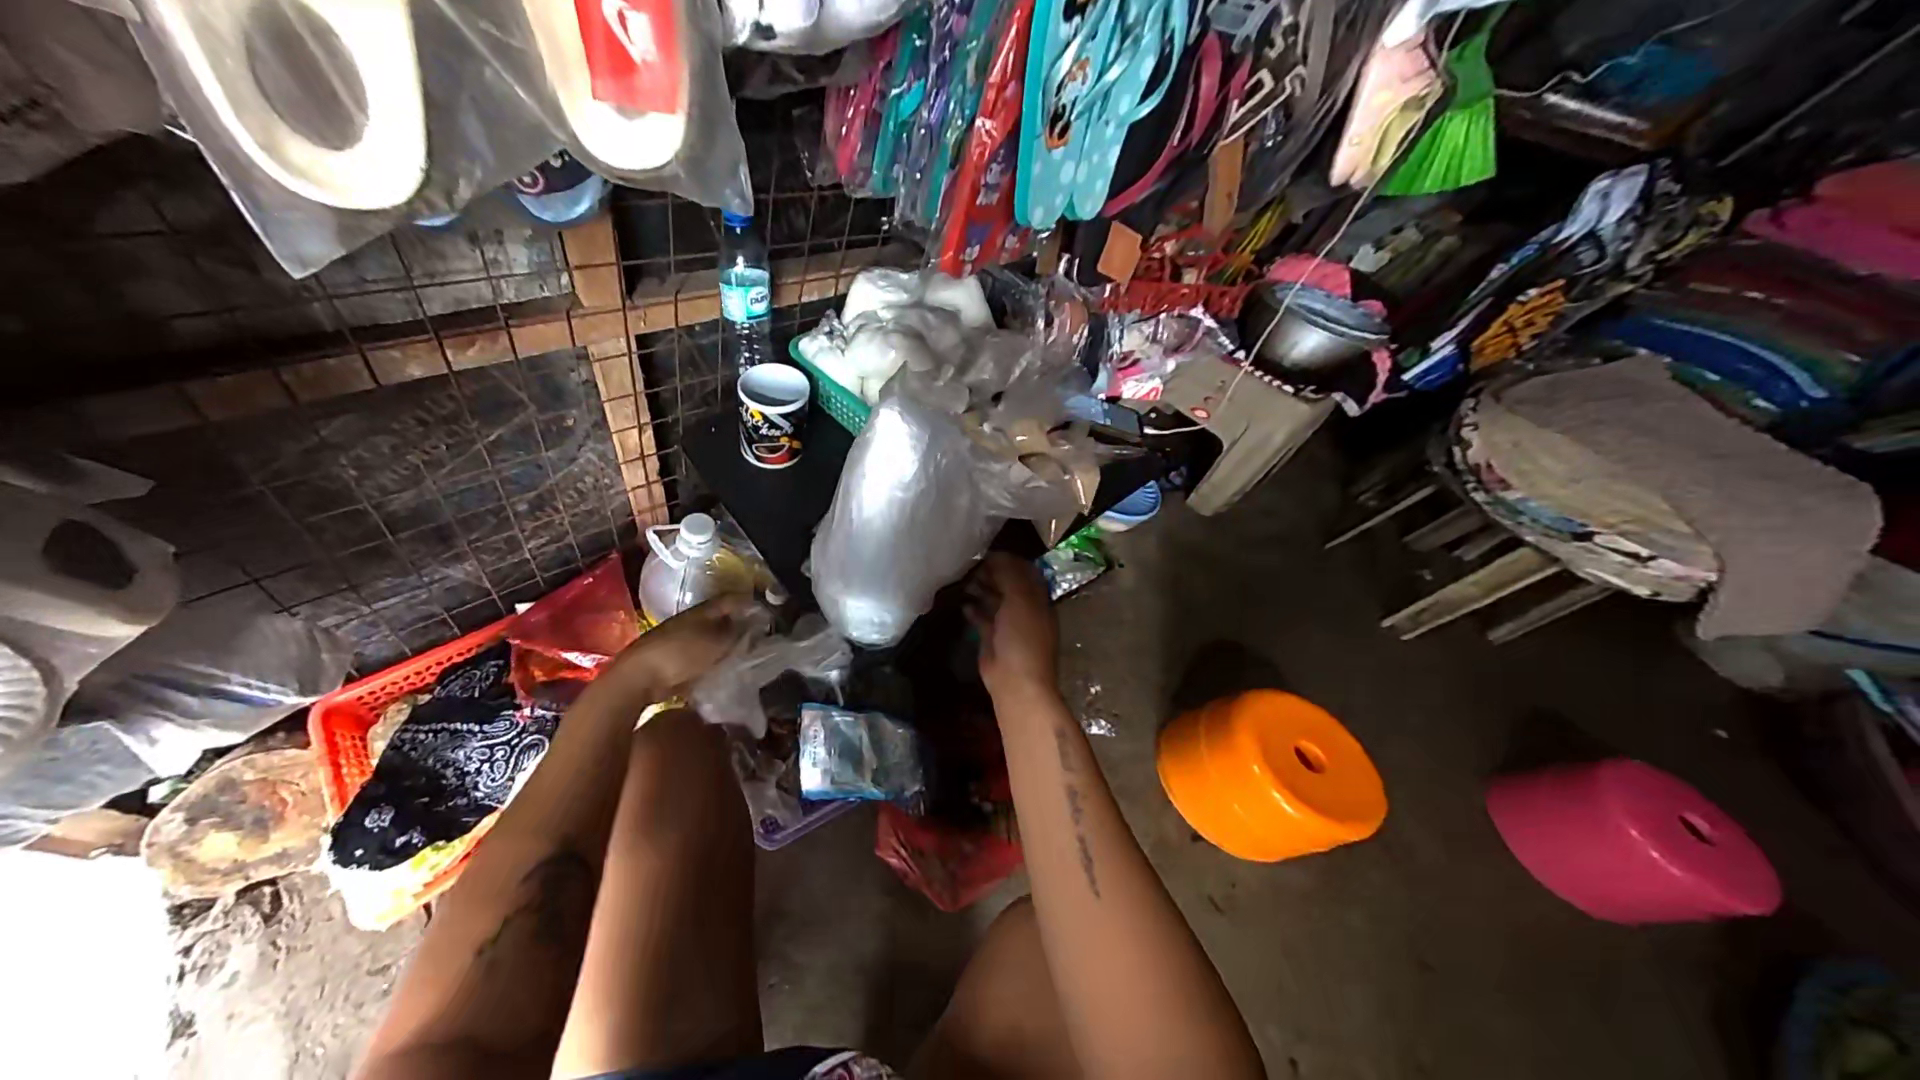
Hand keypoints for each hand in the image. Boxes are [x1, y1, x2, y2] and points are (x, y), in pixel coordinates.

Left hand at [600, 593, 757, 698]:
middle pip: (719, 618)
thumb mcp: (717, 642)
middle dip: (738, 623)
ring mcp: (678, 639)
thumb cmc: (681, 654)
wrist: (639, 678)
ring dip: (724, 642)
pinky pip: (699, 654)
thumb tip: (754, 625)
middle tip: (759, 634)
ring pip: (709, 636)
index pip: (731, 600)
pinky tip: (721, 668)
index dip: (749, 603)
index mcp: (702, 611)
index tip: (767, 612)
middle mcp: (690, 620)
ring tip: (743, 653)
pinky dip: (712, 658)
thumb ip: (738, 633)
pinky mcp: (671, 659)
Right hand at [965, 553, 1058, 698]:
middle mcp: (1025, 609)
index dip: (1008, 561)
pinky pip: (982, 618)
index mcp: (1038, 599)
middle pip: (1007, 584)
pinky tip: (961, 602)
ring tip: (963, 580)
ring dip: (980, 589)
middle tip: (970, 565)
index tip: (986, 552)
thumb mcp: (1020, 600)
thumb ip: (1009, 575)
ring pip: (993, 600)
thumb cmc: (1022, 638)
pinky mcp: (991, 638)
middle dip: (991, 573)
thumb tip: (996, 556)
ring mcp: (1008, 625)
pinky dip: (972, 609)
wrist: (1015, 681)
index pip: (1025, 572)